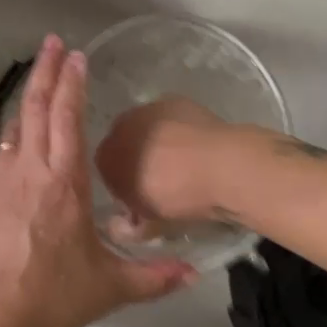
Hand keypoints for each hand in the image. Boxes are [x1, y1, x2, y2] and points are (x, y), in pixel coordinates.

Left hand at [0, 35, 196, 326]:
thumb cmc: (55, 296)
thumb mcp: (112, 286)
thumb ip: (155, 275)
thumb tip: (194, 273)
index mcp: (65, 181)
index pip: (69, 116)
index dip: (73, 82)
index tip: (77, 55)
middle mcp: (30, 170)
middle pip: (37, 107)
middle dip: (46, 70)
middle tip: (52, 42)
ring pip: (14, 128)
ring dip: (27, 102)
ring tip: (38, 85)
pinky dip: (10, 144)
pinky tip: (15, 148)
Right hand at [93, 95, 241, 223]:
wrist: (221, 164)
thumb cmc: (178, 194)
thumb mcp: (149, 220)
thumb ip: (128, 225)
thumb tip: (119, 225)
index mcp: (107, 154)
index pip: (105, 167)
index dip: (120, 184)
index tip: (137, 199)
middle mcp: (121, 126)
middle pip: (123, 143)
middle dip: (136, 158)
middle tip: (158, 182)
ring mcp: (148, 109)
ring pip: (146, 129)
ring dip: (157, 142)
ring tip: (181, 164)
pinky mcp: (175, 100)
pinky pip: (169, 119)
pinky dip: (177, 130)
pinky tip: (194, 147)